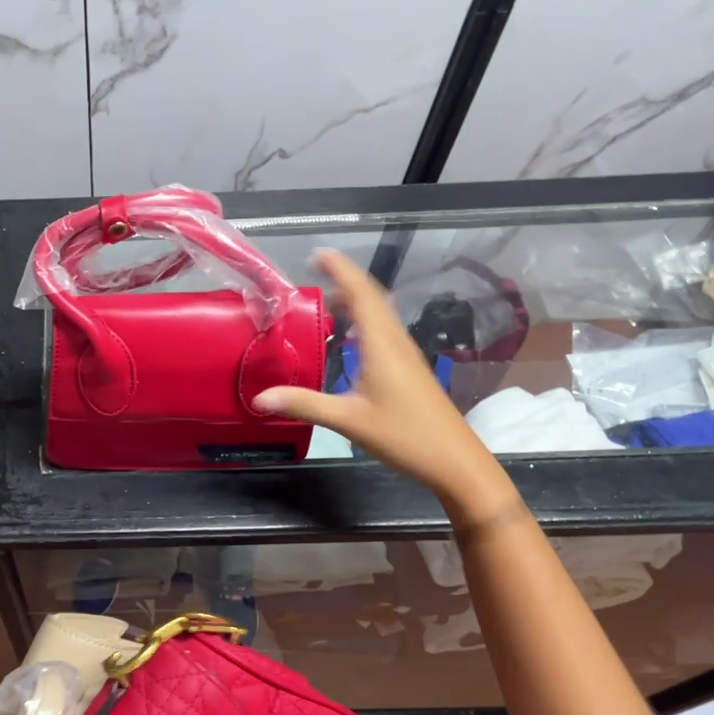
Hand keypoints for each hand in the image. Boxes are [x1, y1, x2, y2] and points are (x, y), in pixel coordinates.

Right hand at [254, 249, 518, 524]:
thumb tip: (259, 398)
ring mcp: (406, 355)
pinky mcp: (409, 369)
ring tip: (328, 303)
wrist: (454, 460)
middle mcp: (395, 341)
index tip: (318, 254)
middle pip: (372, 299)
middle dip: (345, 282)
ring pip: (380, 315)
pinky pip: (384, 332)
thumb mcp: (348, 420)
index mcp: (381, 344)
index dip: (340, 270)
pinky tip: (352, 339)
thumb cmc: (404, 435)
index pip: (361, 293)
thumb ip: (304, 404)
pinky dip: (365, 322)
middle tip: (315, 278)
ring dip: (356, 302)